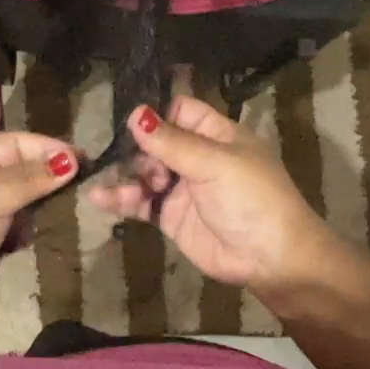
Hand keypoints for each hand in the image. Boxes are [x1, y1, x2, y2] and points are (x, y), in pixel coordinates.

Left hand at [0, 132, 79, 317]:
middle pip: (22, 169)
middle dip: (48, 176)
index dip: (48, 148)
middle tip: (82, 183)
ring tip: (64, 208)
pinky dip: (29, 228)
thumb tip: (72, 161)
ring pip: (24, 198)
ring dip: (41, 204)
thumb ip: (31, 178)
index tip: (82, 159)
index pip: (15, 144)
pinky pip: (19, 224)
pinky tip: (34, 234)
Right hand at [86, 96, 333, 289]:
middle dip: (136, 147)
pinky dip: (121, 200)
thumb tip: (136, 114)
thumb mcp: (214, 164)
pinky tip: (99, 197)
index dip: (156, 112)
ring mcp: (183, 189)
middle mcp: (199, 157)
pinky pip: (141, 203)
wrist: (270, 258)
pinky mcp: (171, 217)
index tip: (127, 118)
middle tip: (125, 159)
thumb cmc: (252, 199)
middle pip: (156, 142)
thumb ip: (172, 142)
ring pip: (145, 173)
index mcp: (218, 134)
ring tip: (110, 181)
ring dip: (126, 175)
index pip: (180, 110)